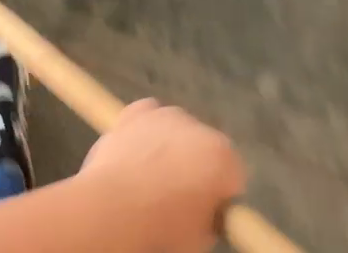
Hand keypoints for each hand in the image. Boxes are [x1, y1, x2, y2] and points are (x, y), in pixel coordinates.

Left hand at [77, 100, 244, 252]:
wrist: (114, 207)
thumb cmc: (163, 228)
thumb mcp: (202, 236)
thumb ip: (211, 214)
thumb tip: (202, 207)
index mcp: (224, 157)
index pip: (233, 175)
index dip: (220, 195)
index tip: (204, 211)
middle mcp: (199, 127)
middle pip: (205, 148)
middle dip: (196, 166)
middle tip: (176, 195)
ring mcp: (166, 114)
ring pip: (177, 130)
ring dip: (171, 146)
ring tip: (150, 174)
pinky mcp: (137, 110)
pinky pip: (149, 116)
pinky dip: (146, 129)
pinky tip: (137, 150)